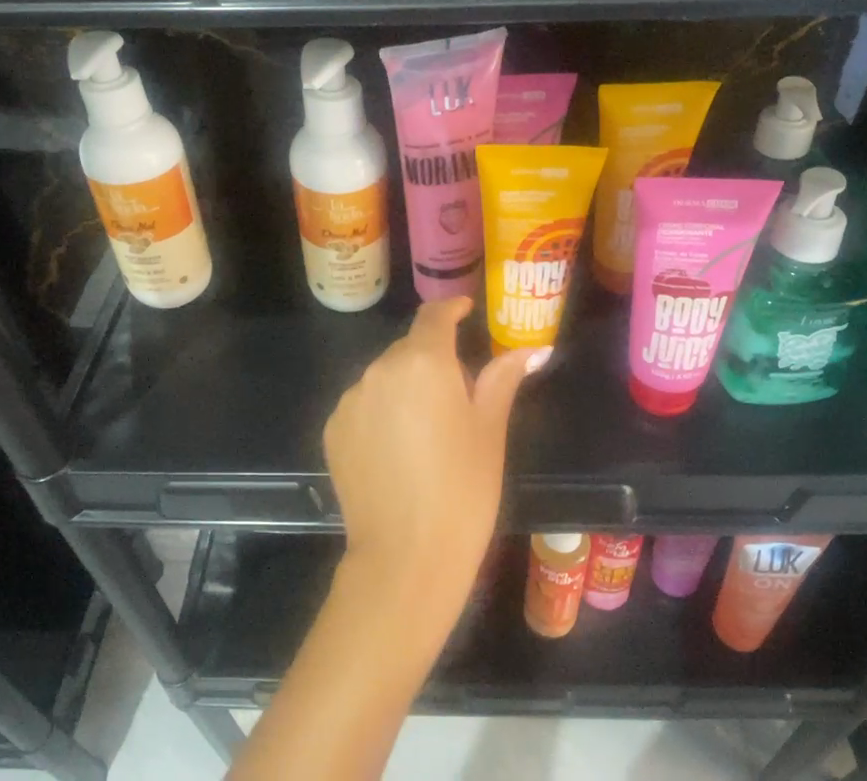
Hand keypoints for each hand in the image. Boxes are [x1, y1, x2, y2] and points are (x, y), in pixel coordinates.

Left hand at [323, 297, 549, 592]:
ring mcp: (350, 400)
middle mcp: (379, 370)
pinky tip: (397, 451)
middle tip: (459, 394)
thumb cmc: (464, 491)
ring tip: (427, 431)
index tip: (465, 311)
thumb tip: (534, 349)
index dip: (452, 309)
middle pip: (409, 350)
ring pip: (384, 378)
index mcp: (424, 362)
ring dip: (405, 388)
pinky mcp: (332, 430)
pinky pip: (363, 406)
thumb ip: (503, 379)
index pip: (434, 316)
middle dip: (433, 360)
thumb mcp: (490, 431)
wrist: (406, 557)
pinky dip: (380, 414)